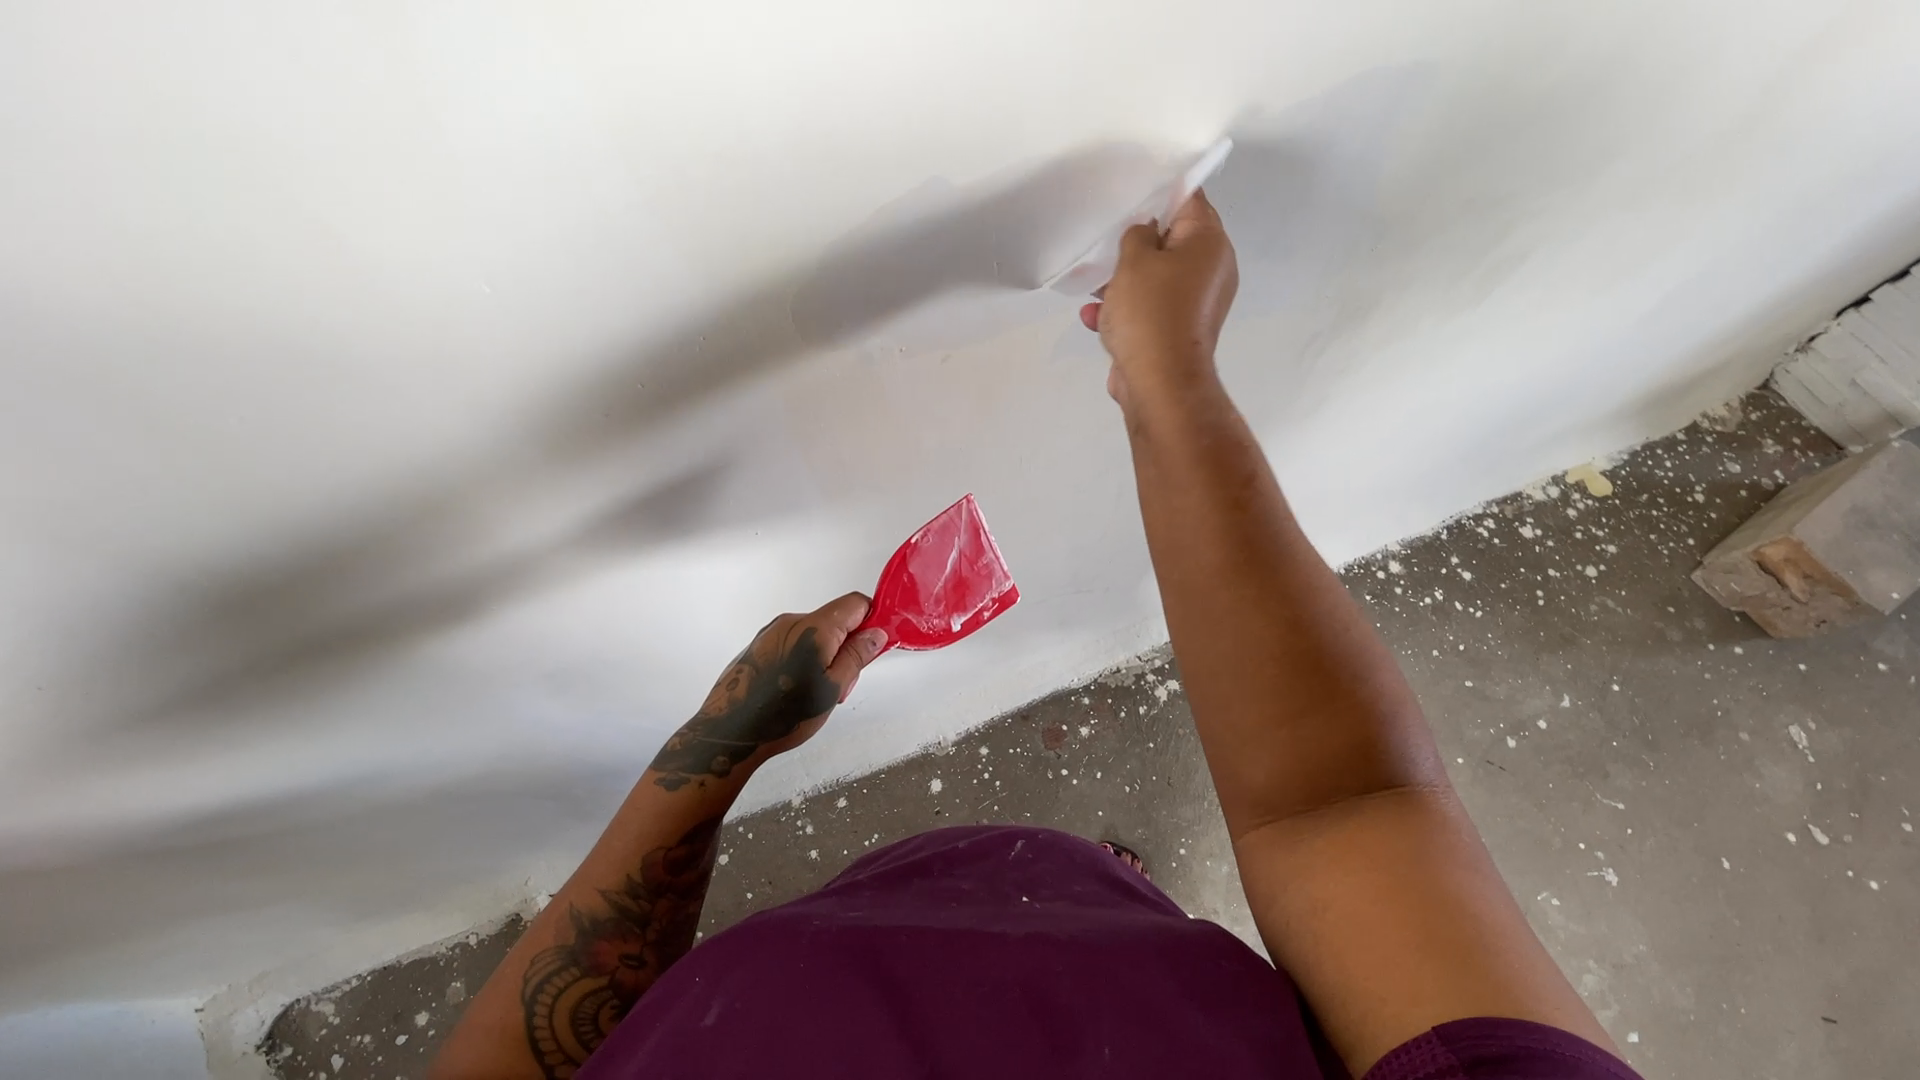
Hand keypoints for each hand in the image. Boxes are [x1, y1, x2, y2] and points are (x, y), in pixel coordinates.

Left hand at [647, 594, 886, 791]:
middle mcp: (792, 621)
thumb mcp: (833, 688)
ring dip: (827, 656)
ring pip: (815, 633)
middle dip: (848, 646)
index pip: (856, 603)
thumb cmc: (784, 715)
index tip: (872, 649)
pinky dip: (806, 659)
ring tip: (817, 693)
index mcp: (815, 628)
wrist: (730, 732)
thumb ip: (857, 656)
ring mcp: (773, 632)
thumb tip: (877, 633)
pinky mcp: (760, 645)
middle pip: (836, 620)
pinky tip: (797, 690)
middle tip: (842, 684)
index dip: (872, 622)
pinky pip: (795, 642)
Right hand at [1078, 189, 1237, 410]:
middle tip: (1107, 238)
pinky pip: (1151, 309)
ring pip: (1156, 279)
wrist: (1159, 382)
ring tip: (1094, 285)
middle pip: (1172, 241)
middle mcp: (1212, 270)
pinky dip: (1126, 310)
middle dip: (1136, 243)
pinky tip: (1096, 317)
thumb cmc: (1150, 312)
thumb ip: (1138, 233)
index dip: (1160, 192)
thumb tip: (1147, 232)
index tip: (1130, 192)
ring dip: (1123, 281)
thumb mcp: (1135, 258)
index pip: (1190, 200)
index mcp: (1210, 243)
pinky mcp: (1178, 332)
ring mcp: (1196, 304)